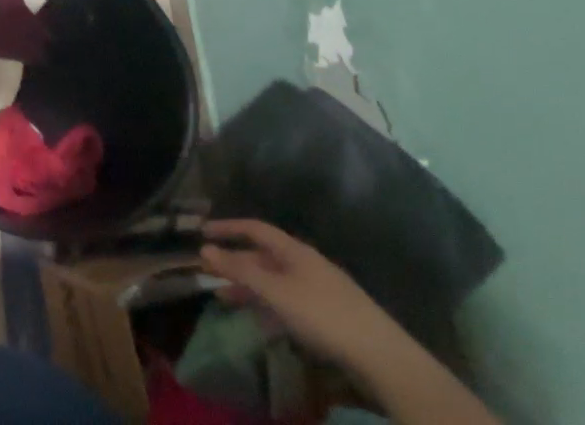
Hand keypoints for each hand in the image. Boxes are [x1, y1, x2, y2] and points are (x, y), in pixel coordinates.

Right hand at [199, 218, 401, 367]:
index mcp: (296, 252)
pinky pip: (287, 299)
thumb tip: (204, 248)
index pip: (256, 229)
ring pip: (274, 280)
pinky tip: (258, 319)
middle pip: (264, 256)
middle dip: (234, 262)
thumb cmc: (322, 315)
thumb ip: (239, 270)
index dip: (228, 227)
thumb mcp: (274, 291)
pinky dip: (267, 303)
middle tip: (207, 270)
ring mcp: (320, 289)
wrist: (383, 357)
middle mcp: (307, 265)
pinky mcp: (328, 313)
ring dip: (248, 286)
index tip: (201, 231)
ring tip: (224, 297)